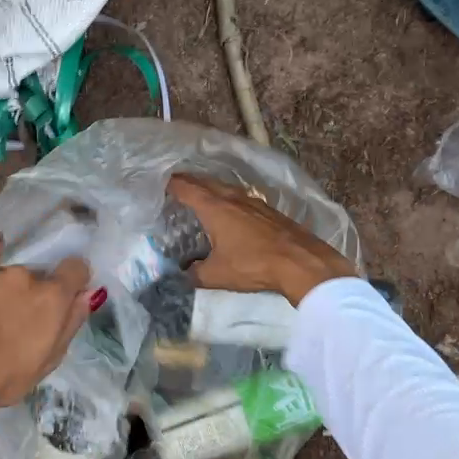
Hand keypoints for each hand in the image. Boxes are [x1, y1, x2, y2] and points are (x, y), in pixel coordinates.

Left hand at [0, 237, 97, 442]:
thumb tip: (87, 294)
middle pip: (38, 275)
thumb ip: (71, 322)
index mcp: (52, 297)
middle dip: (35, 292)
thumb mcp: (49, 360)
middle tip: (19, 318)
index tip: (67, 293)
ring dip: (8, 286)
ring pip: (10, 272)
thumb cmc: (5, 378)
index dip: (74, 279)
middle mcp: (25, 275)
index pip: (75, 267)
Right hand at [168, 174, 357, 304]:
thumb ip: (193, 274)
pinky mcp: (268, 211)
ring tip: (198, 197)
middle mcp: (232, 198)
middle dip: (188, 182)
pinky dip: (227, 200)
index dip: (170, 184)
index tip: (158, 183)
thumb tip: (181, 274)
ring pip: (224, 188)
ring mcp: (253, 202)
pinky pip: (240, 198)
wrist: (300, 262)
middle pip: (205, 182)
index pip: (186, 187)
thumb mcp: (215, 275)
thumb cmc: (252, 264)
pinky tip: (228, 212)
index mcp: (214, 207)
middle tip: (173, 187)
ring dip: (209, 190)